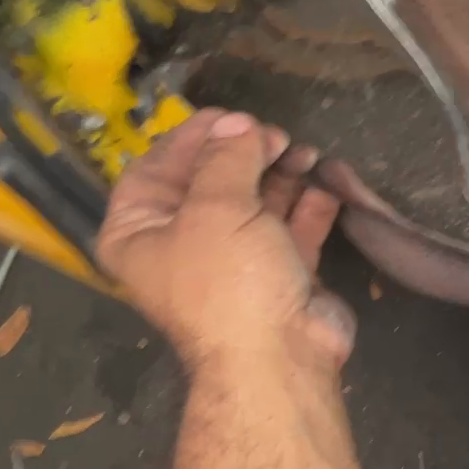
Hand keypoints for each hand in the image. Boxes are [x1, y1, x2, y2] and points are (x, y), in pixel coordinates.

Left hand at [97, 108, 353, 372]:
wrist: (280, 352)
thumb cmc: (229, 280)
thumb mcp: (217, 210)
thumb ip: (228, 162)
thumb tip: (239, 125)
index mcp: (142, 230)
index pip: (159, 169)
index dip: (195, 139)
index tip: (234, 116)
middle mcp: (187, 243)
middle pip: (214, 185)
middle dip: (246, 156)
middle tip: (278, 135)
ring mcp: (239, 260)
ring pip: (258, 206)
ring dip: (282, 177)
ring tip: (307, 153)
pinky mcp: (285, 273)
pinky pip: (294, 231)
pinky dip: (310, 207)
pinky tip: (326, 187)